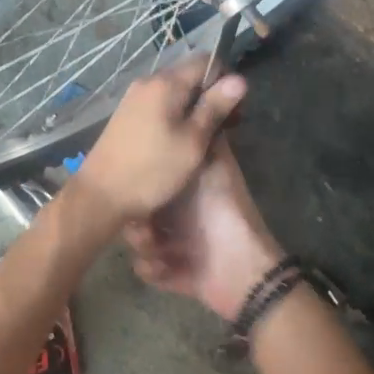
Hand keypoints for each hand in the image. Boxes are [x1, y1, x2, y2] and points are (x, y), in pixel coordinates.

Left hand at [70, 54, 245, 222]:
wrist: (101, 195)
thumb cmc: (152, 170)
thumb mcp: (192, 141)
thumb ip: (214, 108)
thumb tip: (239, 79)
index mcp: (165, 83)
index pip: (204, 61)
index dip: (225, 79)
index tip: (234, 109)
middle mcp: (147, 81)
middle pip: (189, 75)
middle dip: (211, 96)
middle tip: (225, 129)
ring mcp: (134, 97)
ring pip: (175, 92)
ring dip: (194, 108)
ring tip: (205, 140)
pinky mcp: (127, 114)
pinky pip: (160, 104)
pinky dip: (176, 115)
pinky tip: (181, 141)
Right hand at [125, 137, 285, 320]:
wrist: (242, 268)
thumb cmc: (224, 211)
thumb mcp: (213, 166)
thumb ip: (204, 138)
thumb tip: (202, 100)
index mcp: (182, 187)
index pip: (149, 178)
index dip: (138, 180)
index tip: (132, 181)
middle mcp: (174, 212)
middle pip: (136, 209)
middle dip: (134, 217)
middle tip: (142, 223)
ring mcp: (170, 244)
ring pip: (136, 238)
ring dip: (142, 243)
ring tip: (155, 247)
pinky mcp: (169, 273)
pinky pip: (144, 268)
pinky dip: (152, 268)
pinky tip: (165, 266)